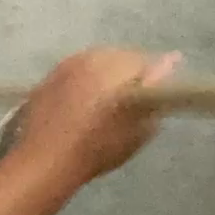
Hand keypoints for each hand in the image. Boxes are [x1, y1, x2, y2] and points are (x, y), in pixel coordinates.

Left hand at [10, 48, 182, 185]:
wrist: (44, 158)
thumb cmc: (97, 148)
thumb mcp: (137, 129)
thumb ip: (155, 95)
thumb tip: (169, 66)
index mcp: (113, 67)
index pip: (144, 60)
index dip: (154, 76)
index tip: (157, 94)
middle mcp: (89, 57)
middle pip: (118, 56)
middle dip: (129, 71)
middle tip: (134, 98)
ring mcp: (65, 64)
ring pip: (96, 59)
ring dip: (106, 73)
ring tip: (109, 100)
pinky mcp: (48, 75)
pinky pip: (75, 69)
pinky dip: (85, 79)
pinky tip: (84, 100)